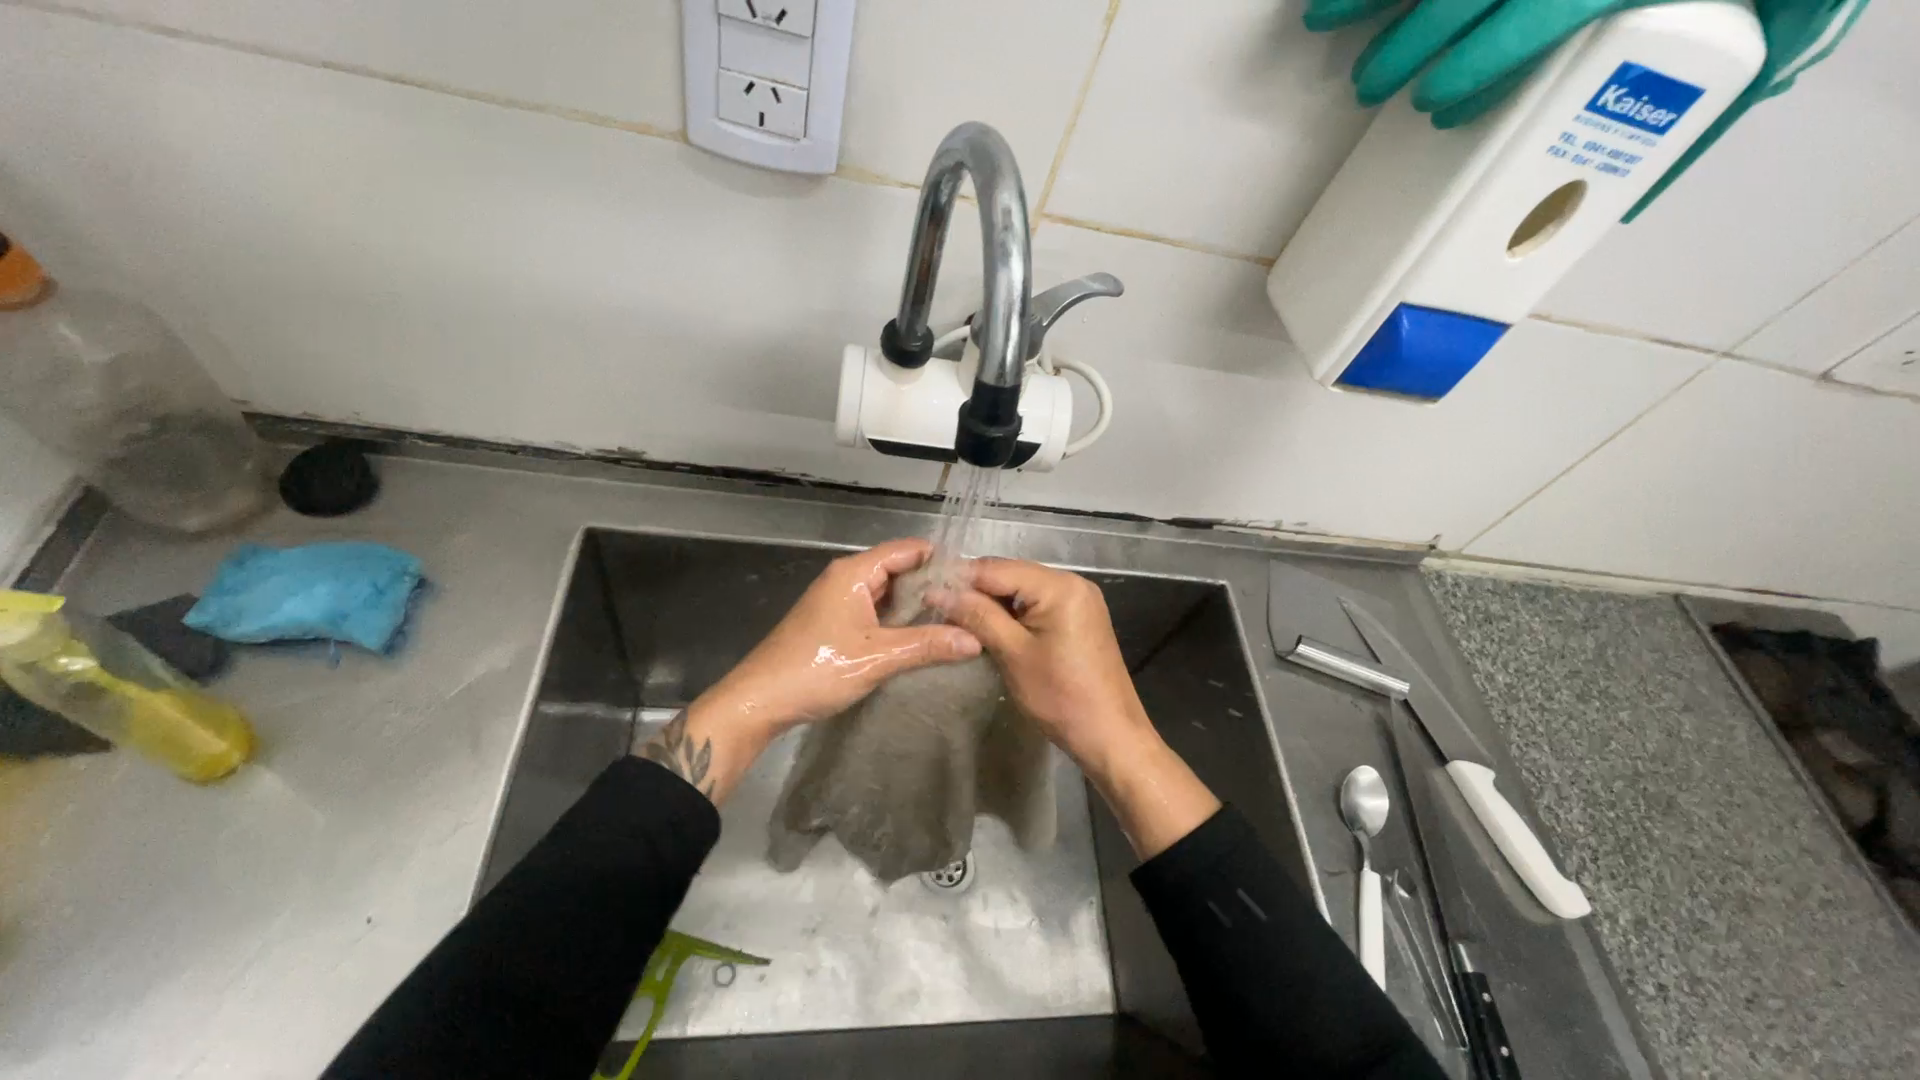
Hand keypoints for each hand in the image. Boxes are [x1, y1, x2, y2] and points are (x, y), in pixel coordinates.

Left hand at [639, 538, 980, 803]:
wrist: (760, 701)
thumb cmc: (817, 669)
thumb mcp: (878, 657)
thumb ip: (928, 645)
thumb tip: (975, 640)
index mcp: (853, 573)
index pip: (906, 550)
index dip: (940, 559)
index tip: (974, 579)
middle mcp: (846, 579)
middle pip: (899, 570)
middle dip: (933, 585)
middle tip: (972, 604)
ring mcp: (838, 602)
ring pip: (887, 594)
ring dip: (916, 607)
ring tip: (956, 622)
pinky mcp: (834, 624)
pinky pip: (875, 612)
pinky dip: (898, 622)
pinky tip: (921, 639)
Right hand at [927, 558, 1218, 857]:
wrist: (1110, 735)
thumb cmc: (1061, 697)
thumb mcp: (1012, 654)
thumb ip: (977, 616)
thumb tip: (938, 591)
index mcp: (1060, 586)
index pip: (997, 568)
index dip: (959, 579)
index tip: (924, 590)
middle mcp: (1073, 583)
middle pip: (1010, 574)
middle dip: (974, 590)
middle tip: (935, 606)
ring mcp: (1078, 600)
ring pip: (1022, 589)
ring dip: (990, 602)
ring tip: (954, 617)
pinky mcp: (1078, 619)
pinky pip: (1036, 604)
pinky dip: (1012, 613)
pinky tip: (988, 627)